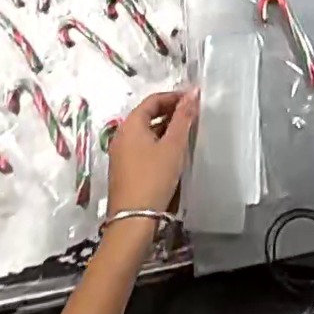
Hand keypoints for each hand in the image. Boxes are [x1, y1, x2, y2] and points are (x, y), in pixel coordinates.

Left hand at [107, 90, 199, 212]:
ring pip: (145, 131)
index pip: (153, 100)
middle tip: (192, 114)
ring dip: (165, 127)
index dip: (174, 96)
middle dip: (170, 111)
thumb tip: (192, 92)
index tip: (193, 99)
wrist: (133, 220)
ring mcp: (120, 153)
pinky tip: (172, 152)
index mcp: (131, 124)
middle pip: (147, 114)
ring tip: (186, 132)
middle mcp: (121, 135)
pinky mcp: (123, 168)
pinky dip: (157, 142)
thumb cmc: (154, 177)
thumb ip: (183, 117)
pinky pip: (141, 145)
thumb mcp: (173, 145)